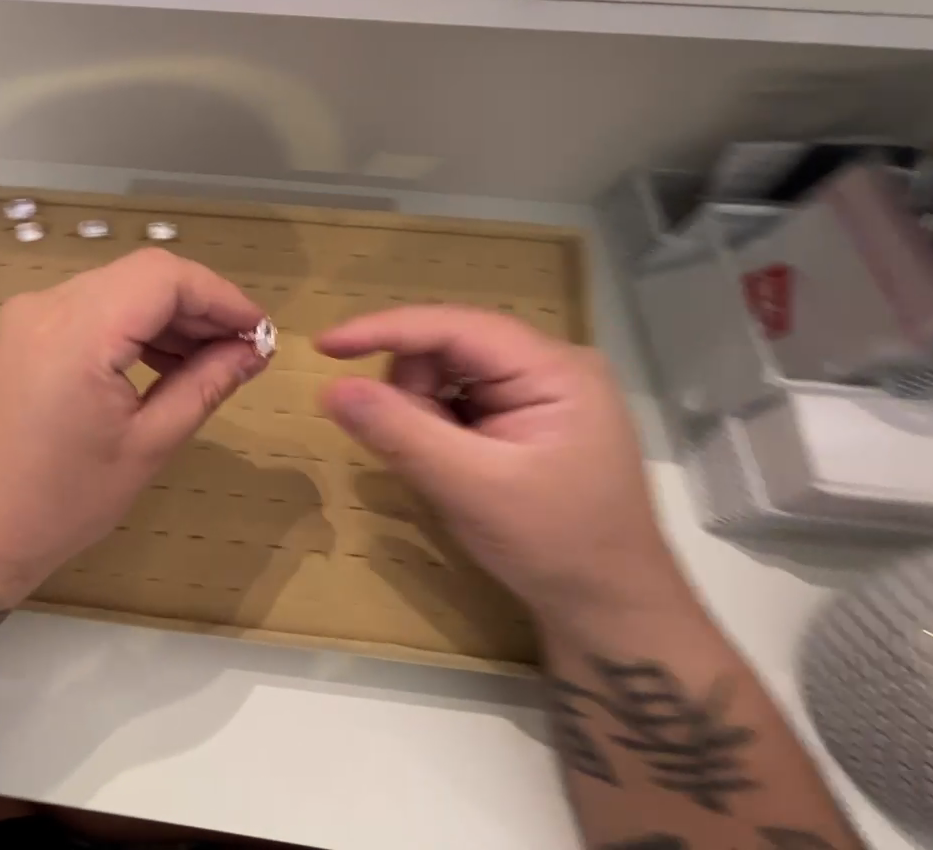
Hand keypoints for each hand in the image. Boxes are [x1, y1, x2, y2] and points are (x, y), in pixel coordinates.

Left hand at [0, 247, 269, 602]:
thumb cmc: (64, 501)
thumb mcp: (148, 444)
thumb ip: (205, 384)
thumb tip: (252, 350)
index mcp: (78, 330)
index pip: (164, 276)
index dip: (220, 296)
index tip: (260, 331)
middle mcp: (47, 306)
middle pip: (140, 277)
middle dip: (196, 307)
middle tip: (241, 351)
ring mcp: (26, 317)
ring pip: (114, 290)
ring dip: (164, 318)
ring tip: (207, 364)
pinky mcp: (19, 334)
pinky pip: (86, 311)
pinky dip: (127, 327)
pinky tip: (158, 364)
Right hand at [314, 307, 697, 634]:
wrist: (609, 607)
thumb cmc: (553, 544)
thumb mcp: (469, 488)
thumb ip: (399, 432)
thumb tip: (330, 389)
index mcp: (554, 369)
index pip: (453, 326)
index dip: (383, 330)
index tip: (323, 346)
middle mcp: (549, 366)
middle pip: (447, 348)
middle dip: (410, 390)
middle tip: (410, 447)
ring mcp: (538, 391)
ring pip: (445, 373)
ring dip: (419, 411)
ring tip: (439, 465)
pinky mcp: (524, 416)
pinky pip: (456, 399)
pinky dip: (433, 426)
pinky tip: (451, 464)